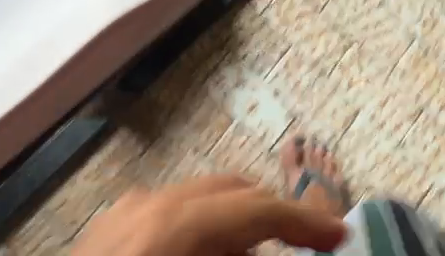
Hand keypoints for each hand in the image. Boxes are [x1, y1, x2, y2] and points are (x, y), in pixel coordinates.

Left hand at [71, 175, 347, 255]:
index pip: (255, 207)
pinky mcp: (104, 231)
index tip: (339, 232)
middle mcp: (148, 204)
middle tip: (300, 248)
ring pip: (198, 206)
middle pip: (228, 194)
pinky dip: (196, 240)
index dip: (304, 220)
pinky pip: (166, 220)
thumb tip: (273, 251)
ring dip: (230, 235)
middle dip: (267, 222)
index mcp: (174, 225)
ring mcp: (122, 214)